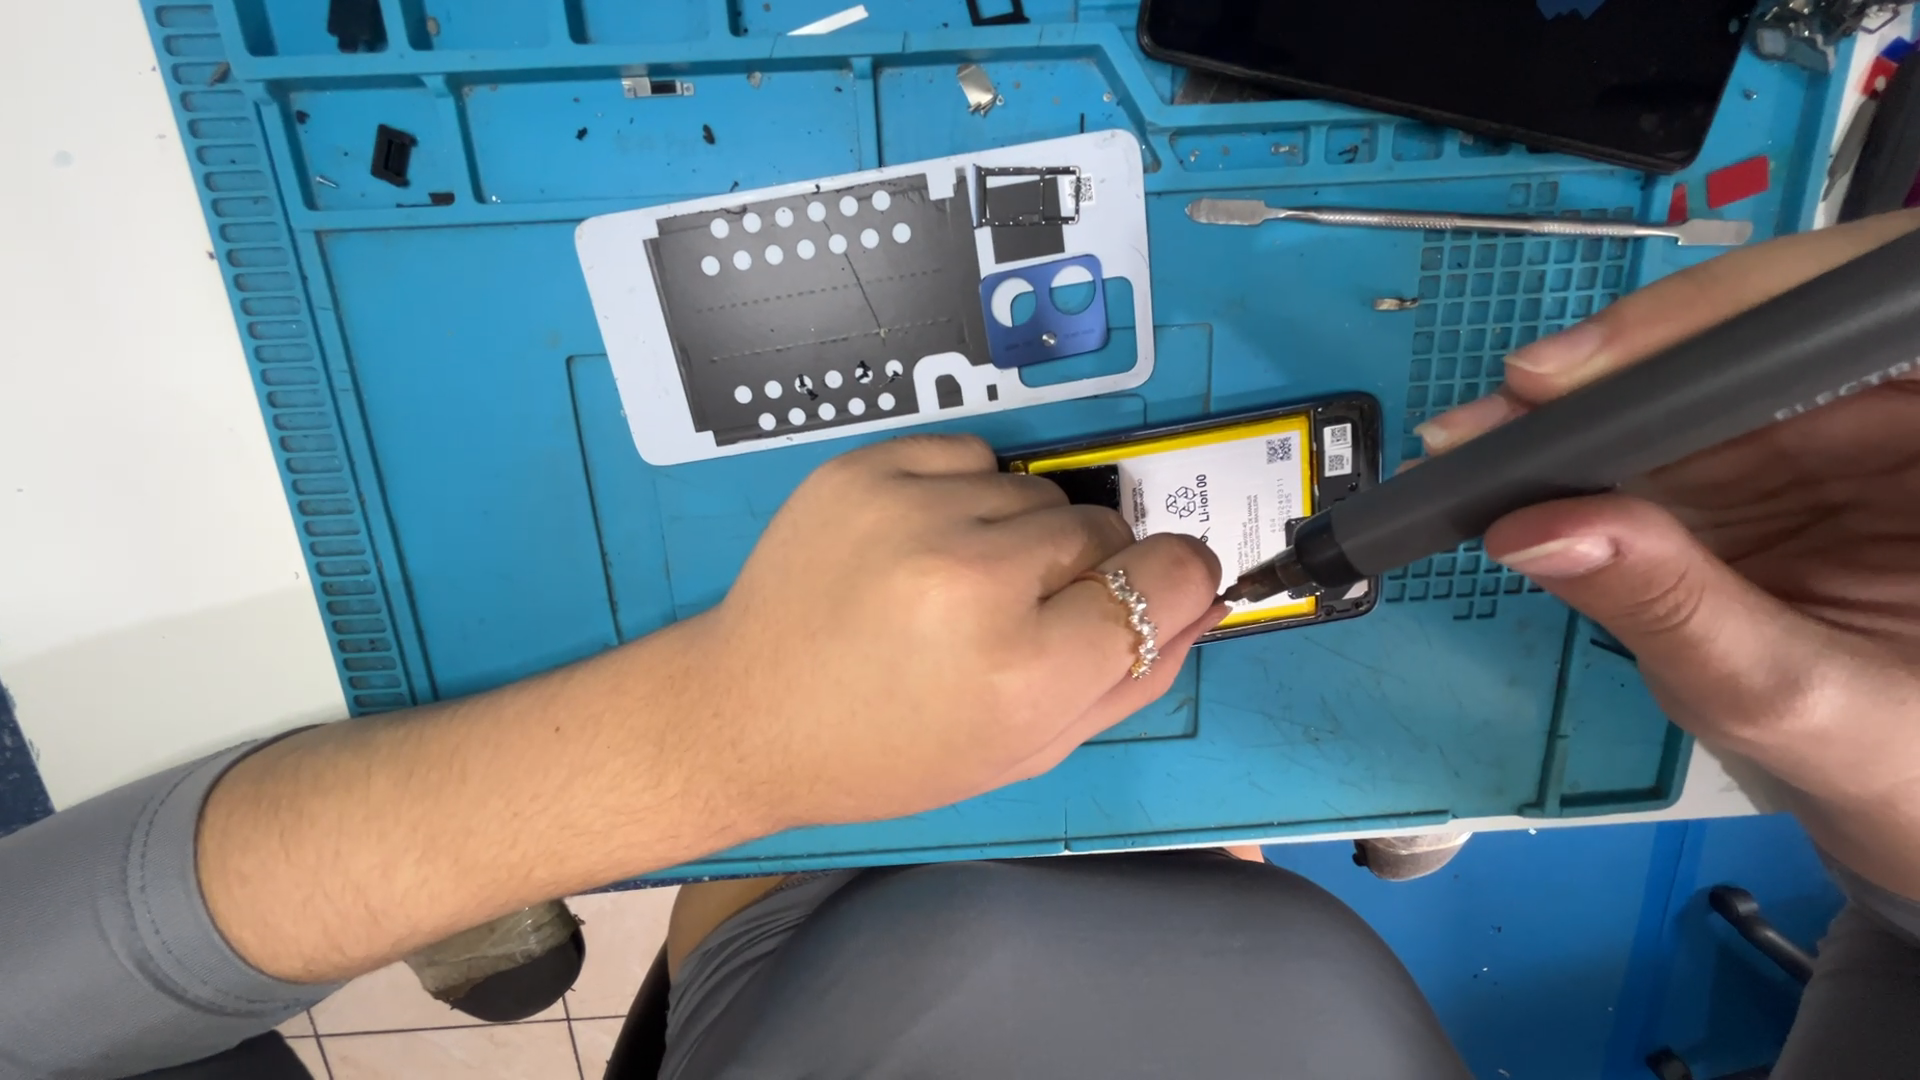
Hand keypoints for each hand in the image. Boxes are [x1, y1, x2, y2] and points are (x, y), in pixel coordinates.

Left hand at [676, 435, 1223, 828]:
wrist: (746, 713)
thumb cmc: (889, 754)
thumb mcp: (1024, 749)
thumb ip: (1131, 678)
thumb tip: (1202, 601)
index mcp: (1021, 670)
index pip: (1165, 581)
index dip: (1173, 584)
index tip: (1155, 590)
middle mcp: (972, 576)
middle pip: (1102, 530)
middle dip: (1085, 572)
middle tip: (1020, 617)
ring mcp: (911, 510)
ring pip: (1039, 492)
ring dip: (1024, 536)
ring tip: (958, 585)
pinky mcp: (863, 469)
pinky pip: (974, 457)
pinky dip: (969, 495)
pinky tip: (925, 542)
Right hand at [1416, 209, 1919, 891]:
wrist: (1909, 808)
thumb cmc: (1909, 771)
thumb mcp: (1799, 702)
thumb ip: (1679, 612)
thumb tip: (1528, 529)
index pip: (1872, 318)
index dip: (1727, 316)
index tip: (1581, 371)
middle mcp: (1908, 416)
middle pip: (1764, 336)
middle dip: (1621, 364)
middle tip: (1505, 401)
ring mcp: (1828, 437)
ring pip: (1684, 380)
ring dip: (1564, 408)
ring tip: (1464, 441)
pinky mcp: (1749, 466)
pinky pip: (1646, 434)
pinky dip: (1559, 449)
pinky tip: (1488, 461)